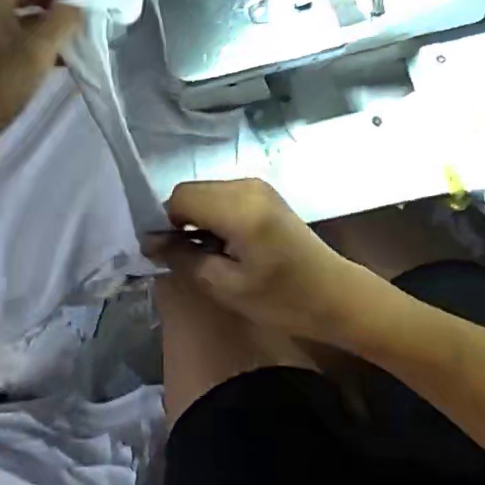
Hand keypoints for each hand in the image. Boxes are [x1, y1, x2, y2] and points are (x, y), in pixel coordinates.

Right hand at [146, 179, 395, 347]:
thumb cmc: (282, 299)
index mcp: (239, 207)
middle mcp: (247, 185)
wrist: (333, 293)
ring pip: (206, 190)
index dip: (166, 223)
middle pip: (192, 190)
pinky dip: (214, 214)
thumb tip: (151, 242)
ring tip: (208, 254)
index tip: (167, 254)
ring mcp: (258, 185)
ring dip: (197, 217)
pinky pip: (223, 194)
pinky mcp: (264, 192)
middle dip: (180, 219)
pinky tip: (225, 243)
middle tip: (187, 257)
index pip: (180, 197)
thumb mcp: (227, 288)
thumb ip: (185, 259)